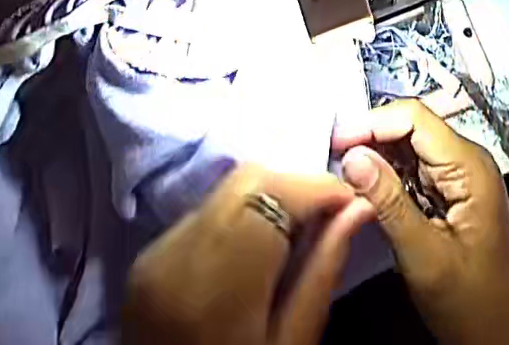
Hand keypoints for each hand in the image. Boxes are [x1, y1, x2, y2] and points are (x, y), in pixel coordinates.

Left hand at [122, 164, 374, 344]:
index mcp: (216, 283)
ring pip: (228, 187)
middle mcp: (179, 252)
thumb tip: (360, 205)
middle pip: (250, 179)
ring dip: (268, 194)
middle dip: (294, 185)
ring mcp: (158, 251)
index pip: (275, 193)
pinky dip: (239, 212)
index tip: (352, 198)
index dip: (319, 186)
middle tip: (326, 212)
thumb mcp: (294, 341)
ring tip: (295, 226)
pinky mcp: (148, 255)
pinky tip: (256, 241)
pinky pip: (207, 208)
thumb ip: (324, 267)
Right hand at [333, 99, 508, 344]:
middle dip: (370, 137)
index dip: (373, 123)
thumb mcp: (425, 256)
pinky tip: (364, 186)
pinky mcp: (447, 190)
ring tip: (342, 170)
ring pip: (408, 145)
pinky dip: (385, 173)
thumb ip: (389, 203)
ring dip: (375, 154)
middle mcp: (466, 160)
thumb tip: (353, 157)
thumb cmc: (474, 304)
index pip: (416, 119)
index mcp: (469, 166)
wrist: (504, 337)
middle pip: (411, 126)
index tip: (338, 141)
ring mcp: (458, 174)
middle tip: (333, 155)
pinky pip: (411, 167)